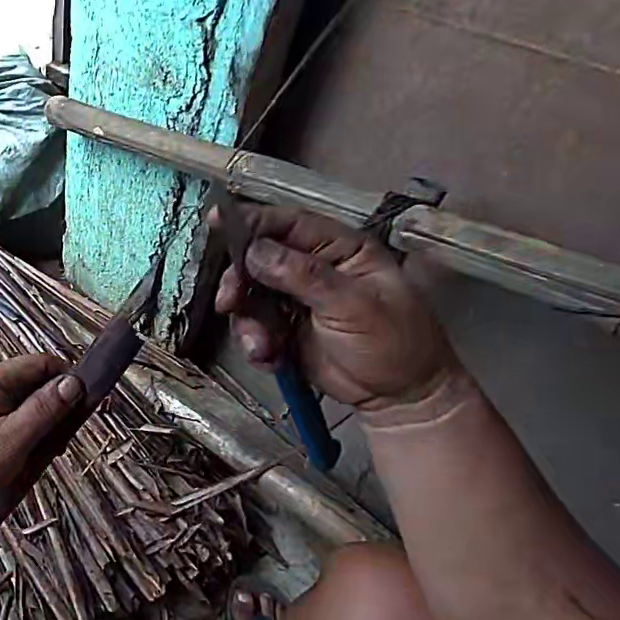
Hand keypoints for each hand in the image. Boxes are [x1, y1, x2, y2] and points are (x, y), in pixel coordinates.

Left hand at [0, 354, 84, 524]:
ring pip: (32, 401)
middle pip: (39, 380)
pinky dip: (34, 430)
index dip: (70, 379)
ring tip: (50, 449)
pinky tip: (35, 452)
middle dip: (60, 404)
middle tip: (67, 434)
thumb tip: (74, 383)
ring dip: (48, 421)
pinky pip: (20, 416)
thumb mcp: (13, 439)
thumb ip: (45, 409)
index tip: (88, 403)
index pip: (44, 362)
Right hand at [214, 204, 457, 411]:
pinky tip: (271, 359)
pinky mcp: (283, 330)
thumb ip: (305, 276)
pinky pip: (253, 328)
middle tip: (230, 301)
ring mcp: (295, 300)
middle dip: (240, 281)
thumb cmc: (395, 344)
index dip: (253, 221)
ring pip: (250, 297)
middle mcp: (312, 269)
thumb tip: (256, 251)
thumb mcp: (355, 306)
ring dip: (248, 322)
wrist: (399, 399)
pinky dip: (255, 345)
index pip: (290, 224)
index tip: (219, 221)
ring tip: (262, 346)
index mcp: (340, 249)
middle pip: (258, 260)